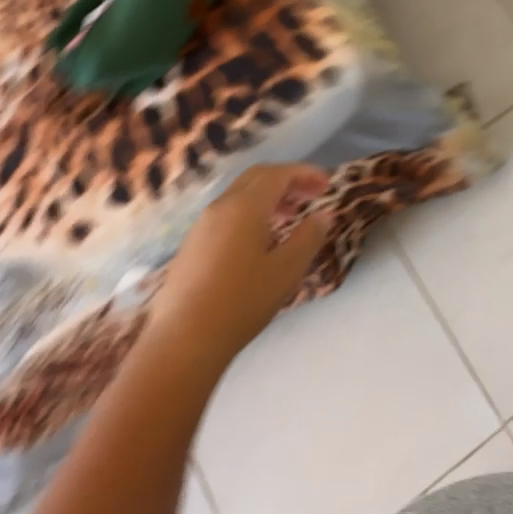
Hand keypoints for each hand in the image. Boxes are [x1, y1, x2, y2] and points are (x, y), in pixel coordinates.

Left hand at [147, 164, 331, 367]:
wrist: (184, 340)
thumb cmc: (243, 301)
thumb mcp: (287, 269)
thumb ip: (309, 236)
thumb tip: (324, 214)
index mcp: (245, 206)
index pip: (278, 174)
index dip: (305, 173)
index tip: (328, 184)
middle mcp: (221, 207)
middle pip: (256, 178)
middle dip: (287, 180)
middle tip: (311, 195)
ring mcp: (201, 227)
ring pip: (239, 197)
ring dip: (269, 198)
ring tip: (291, 218)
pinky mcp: (191, 247)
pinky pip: (227, 216)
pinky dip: (251, 214)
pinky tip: (261, 243)